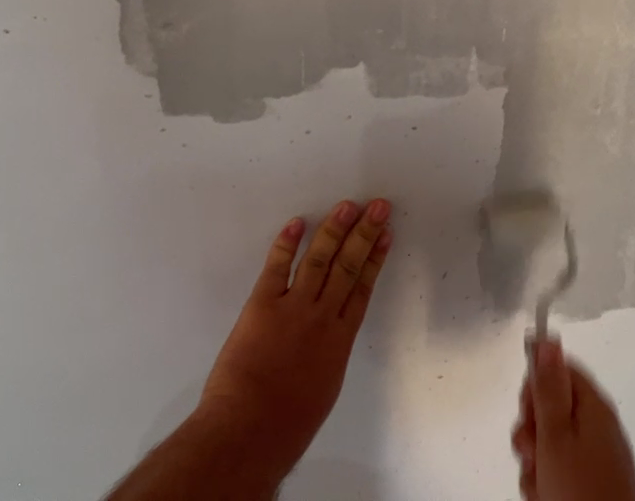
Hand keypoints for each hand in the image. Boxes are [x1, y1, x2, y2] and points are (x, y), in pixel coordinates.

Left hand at [196, 198, 393, 475]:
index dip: (375, 259)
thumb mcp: (322, 390)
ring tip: (348, 205)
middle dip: (364, 233)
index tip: (386, 235)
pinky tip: (296, 223)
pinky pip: (276, 267)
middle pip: (348, 266)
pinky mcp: (262, 306)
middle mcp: (322, 317)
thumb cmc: (286, 424)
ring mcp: (293, 308)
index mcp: (339, 340)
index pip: (363, 288)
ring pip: (318, 260)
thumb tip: (327, 342)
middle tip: (379, 206)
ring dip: (334, 230)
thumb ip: (327, 357)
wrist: (249, 430)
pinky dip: (285, 244)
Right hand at [511, 338, 634, 500]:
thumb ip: (548, 386)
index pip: (560, 369)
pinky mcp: (592, 481)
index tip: (526, 407)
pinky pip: (559, 467)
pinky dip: (546, 478)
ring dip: (534, 459)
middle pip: (552, 406)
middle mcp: (598, 426)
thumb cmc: (577, 485)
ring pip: (550, 441)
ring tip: (539, 479)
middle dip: (531, 427)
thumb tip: (548, 339)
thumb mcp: (554, 433)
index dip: (536, 384)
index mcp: (593, 405)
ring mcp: (596, 455)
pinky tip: (545, 493)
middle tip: (531, 449)